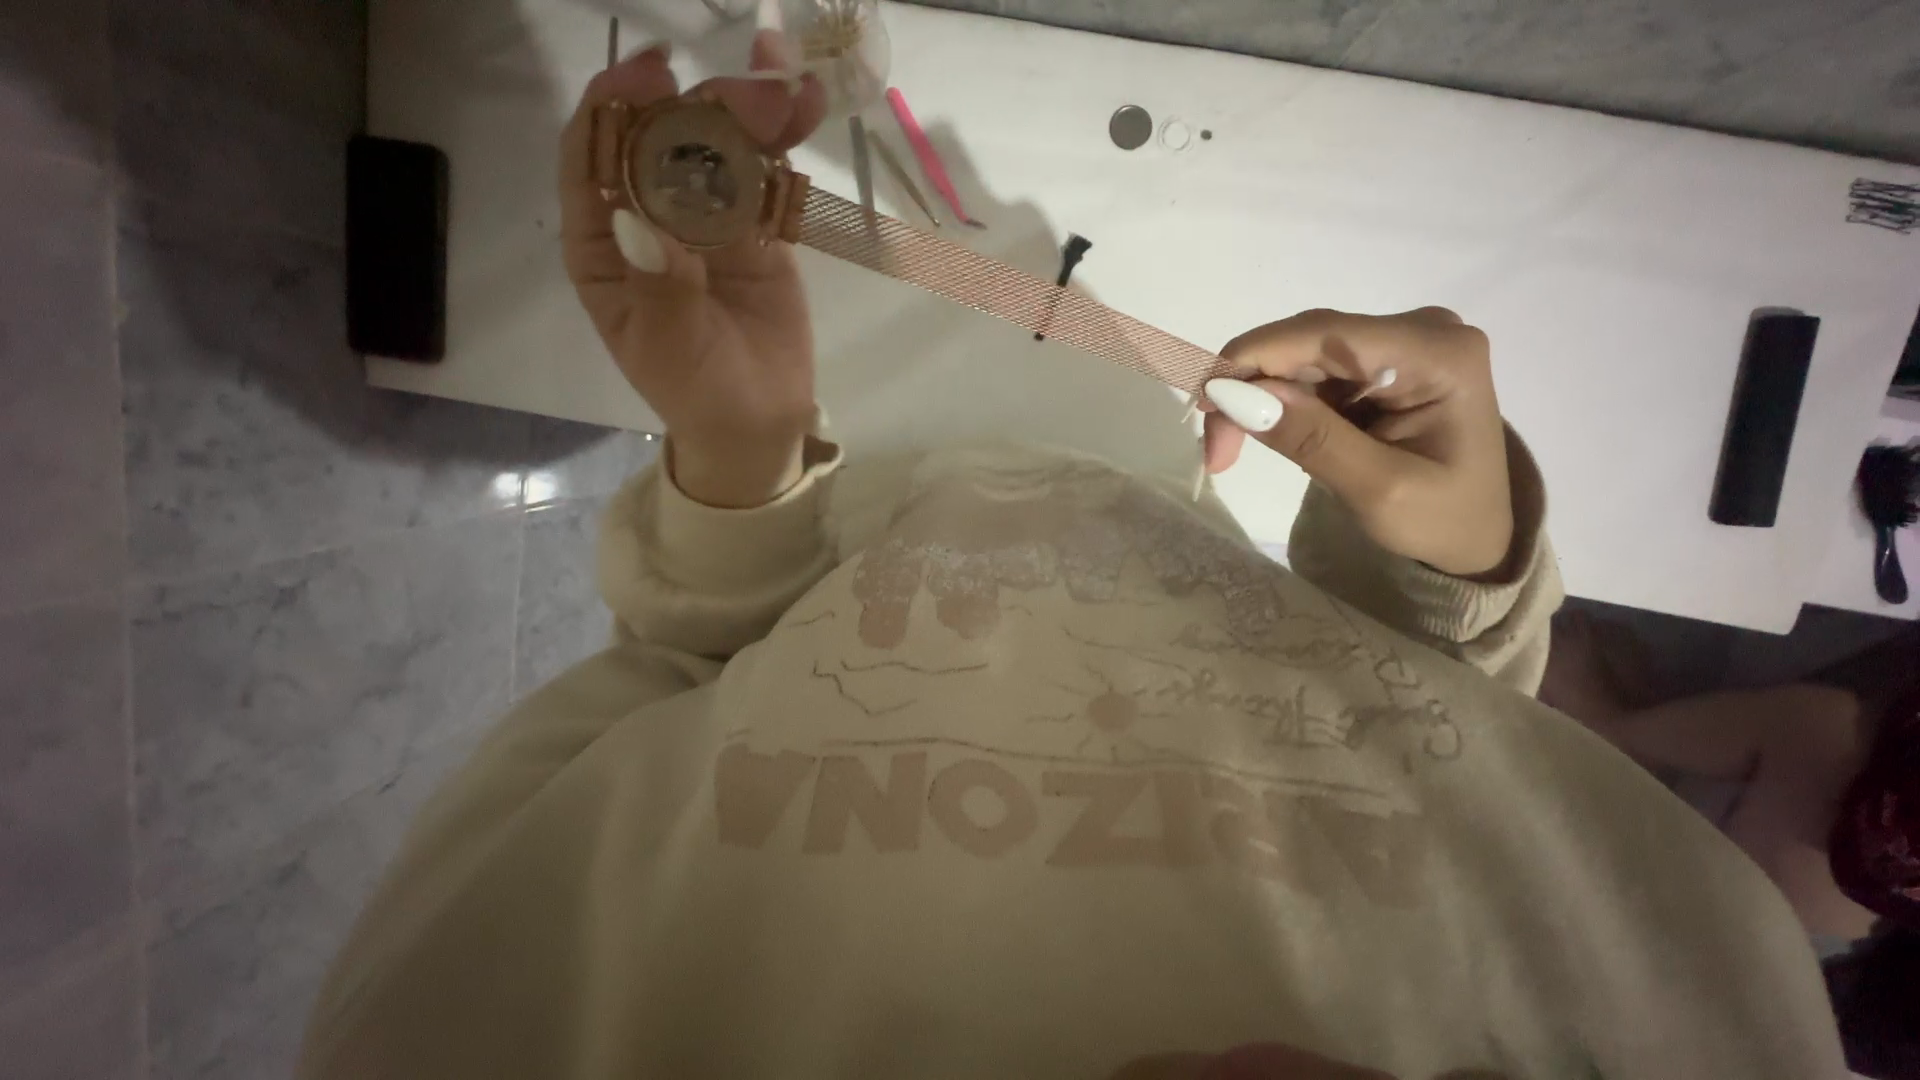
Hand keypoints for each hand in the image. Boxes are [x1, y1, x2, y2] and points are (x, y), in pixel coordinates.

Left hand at [560, 36, 827, 507]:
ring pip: (719, 150)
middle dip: (704, 108)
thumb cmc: (699, 394)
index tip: (654, 77)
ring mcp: (706, 221)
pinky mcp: (757, 231)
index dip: (616, 110)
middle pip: (663, 141)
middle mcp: (649, 219)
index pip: (593, 161)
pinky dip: (783, 145)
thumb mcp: (669, 350)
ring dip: (752, 112)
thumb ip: (659, 287)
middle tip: (757, 93)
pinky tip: (806, 110)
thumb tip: (641, 221)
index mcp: (605, 245)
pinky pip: (764, 178)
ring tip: (794, 90)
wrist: (759, 425)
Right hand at [1202, 307, 1514, 578]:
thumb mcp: (1378, 490)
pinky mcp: (1378, 364)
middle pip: (1304, 344)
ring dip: (1255, 400)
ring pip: (1297, 358)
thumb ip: (1312, 439)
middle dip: (1247, 390)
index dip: (1252, 359)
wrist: (1474, 537)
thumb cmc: (1441, 520)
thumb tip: (1238, 396)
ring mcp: (1398, 345)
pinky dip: (1276, 405)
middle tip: (1214, 451)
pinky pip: (1308, 373)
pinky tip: (1270, 435)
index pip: (1323, 334)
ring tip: (1228, 450)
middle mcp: (1419, 331)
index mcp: (1438, 353)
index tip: (1202, 403)